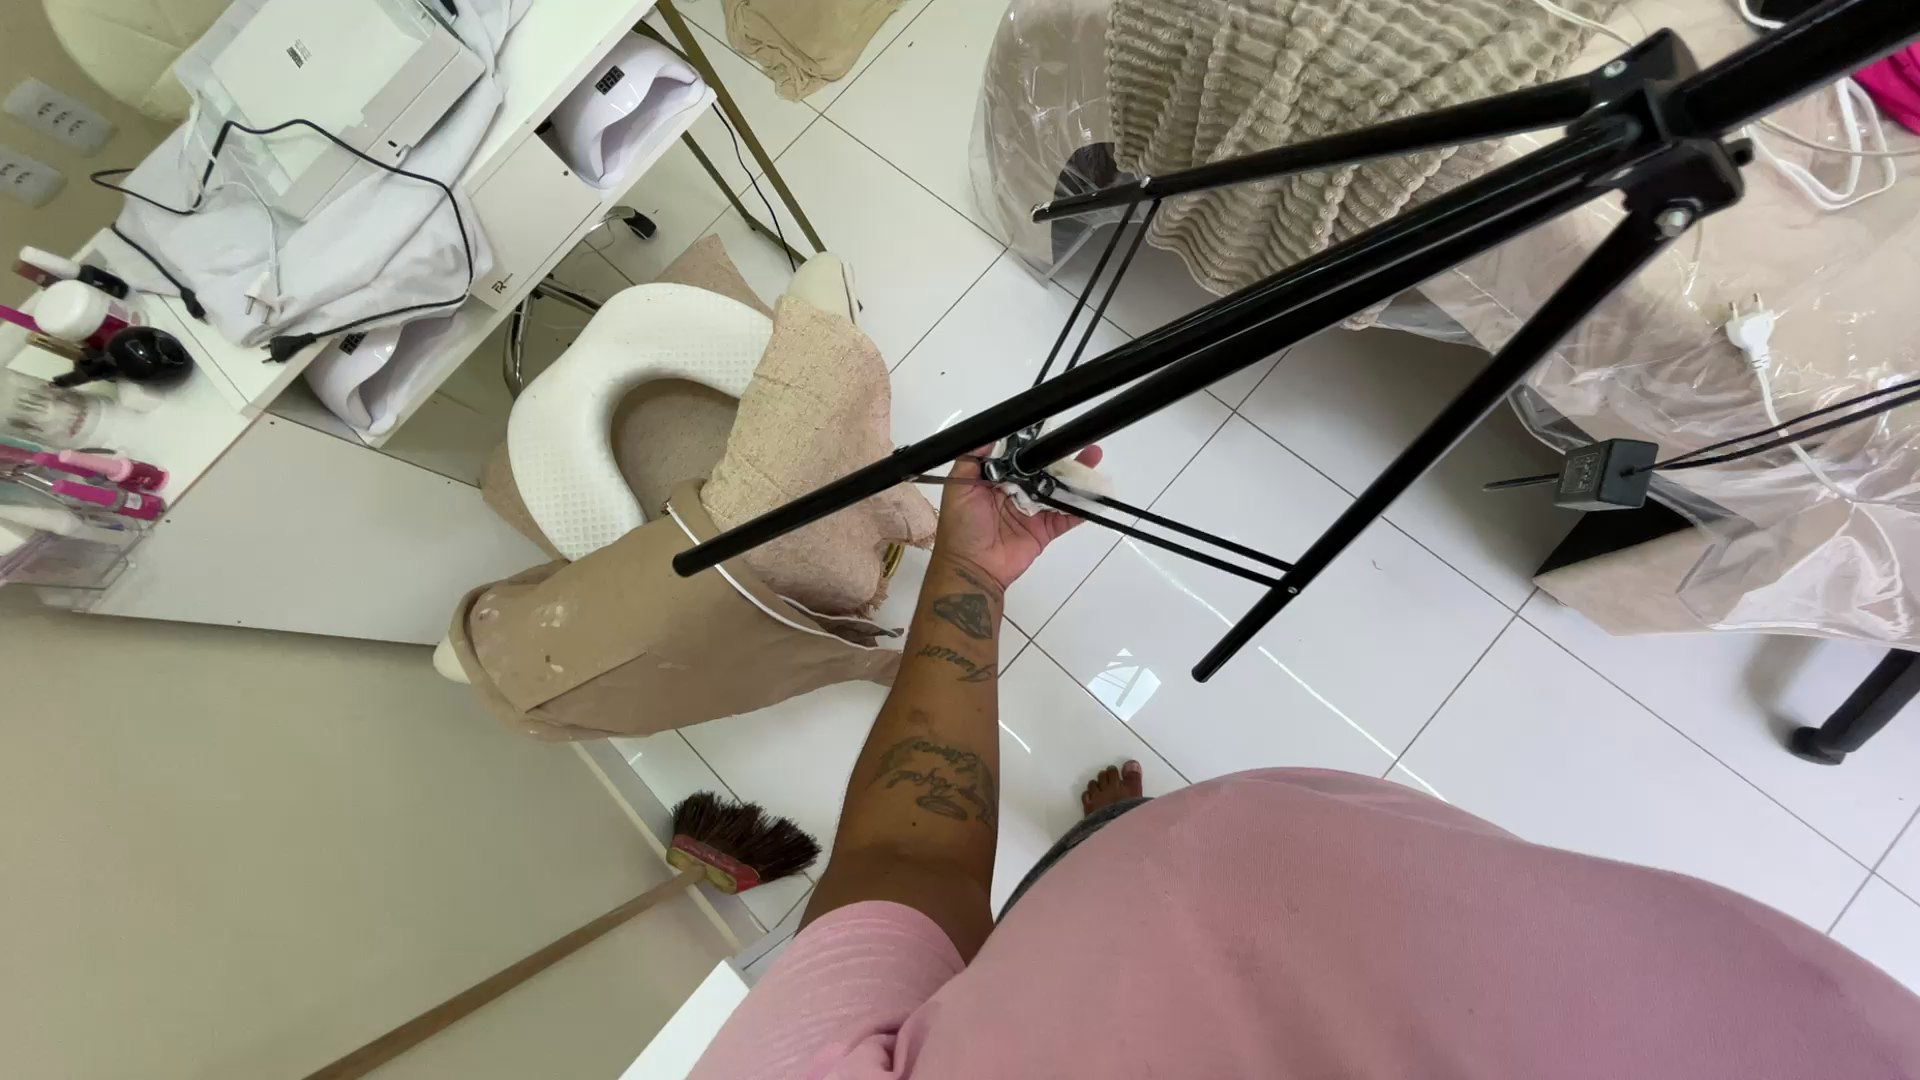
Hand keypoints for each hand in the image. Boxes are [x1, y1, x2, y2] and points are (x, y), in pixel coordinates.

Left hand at [933, 444, 1103, 591]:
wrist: (971, 567)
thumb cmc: (961, 527)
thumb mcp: (958, 487)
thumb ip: (970, 460)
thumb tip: (988, 435)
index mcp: (996, 482)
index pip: (1020, 460)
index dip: (1036, 447)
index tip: (1052, 432)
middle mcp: (1016, 494)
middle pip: (1043, 473)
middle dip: (1063, 459)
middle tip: (1083, 445)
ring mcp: (1032, 513)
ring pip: (1057, 492)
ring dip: (1077, 478)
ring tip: (1094, 460)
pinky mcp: (1043, 531)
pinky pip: (1066, 518)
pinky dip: (1081, 509)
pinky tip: (1096, 496)